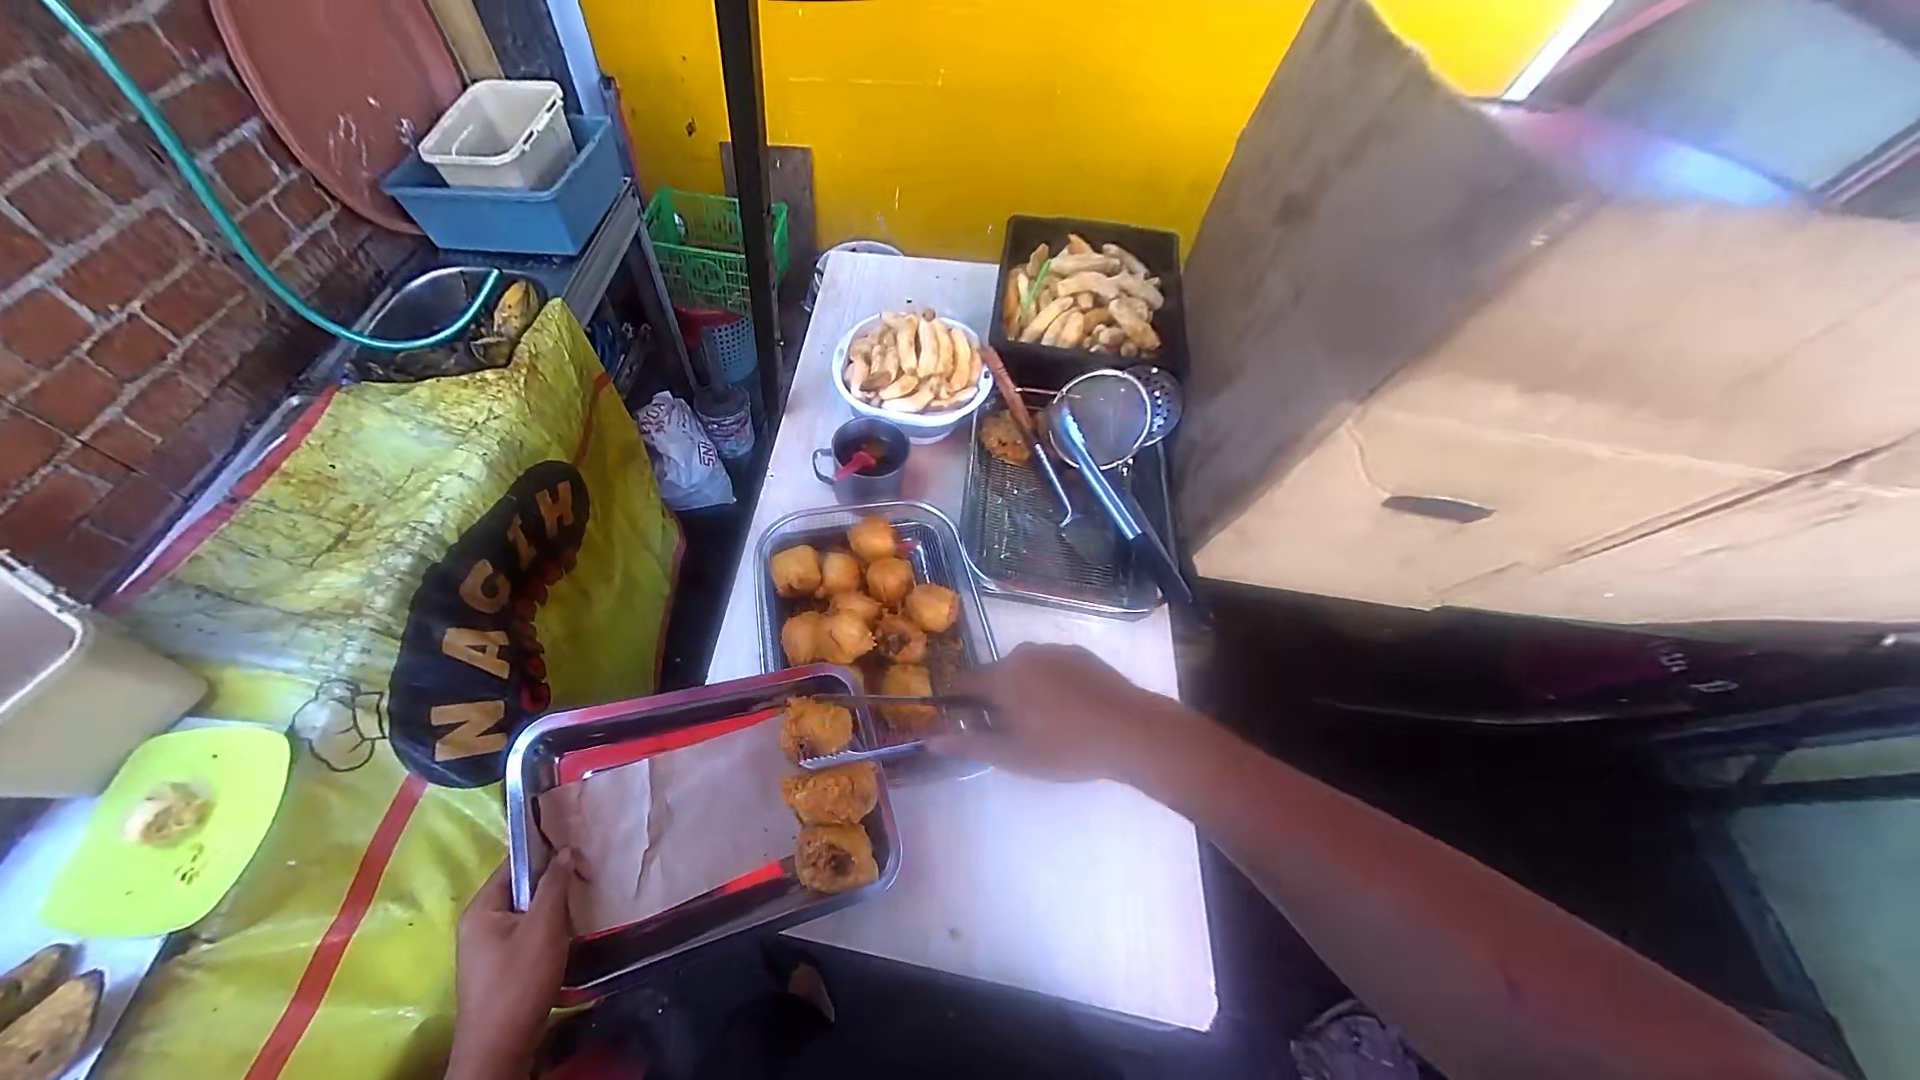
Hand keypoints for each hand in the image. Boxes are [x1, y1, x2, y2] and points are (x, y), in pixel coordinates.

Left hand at [446, 851, 575, 1079]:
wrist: (500, 1048)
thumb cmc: (520, 981)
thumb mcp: (544, 926)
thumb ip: (554, 885)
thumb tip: (565, 850)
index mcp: (480, 910)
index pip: (513, 864)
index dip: (543, 851)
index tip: (575, 841)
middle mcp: (478, 924)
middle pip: (520, 887)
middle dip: (552, 879)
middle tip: (585, 870)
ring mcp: (487, 946)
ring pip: (526, 909)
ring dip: (552, 904)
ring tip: (582, 895)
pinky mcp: (500, 964)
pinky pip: (526, 930)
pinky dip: (547, 924)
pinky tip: (569, 927)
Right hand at [933, 643, 1209, 784]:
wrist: (1132, 731)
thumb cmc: (1065, 748)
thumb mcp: (1013, 755)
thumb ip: (969, 744)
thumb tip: (931, 738)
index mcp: (1001, 675)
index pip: (961, 683)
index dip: (956, 705)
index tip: (966, 727)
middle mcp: (1022, 653)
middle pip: (993, 675)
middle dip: (992, 701)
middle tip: (1010, 735)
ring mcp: (1053, 650)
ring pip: (1023, 670)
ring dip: (1021, 691)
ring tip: (1043, 725)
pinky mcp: (1079, 654)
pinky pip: (1049, 667)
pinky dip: (1047, 684)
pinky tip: (1068, 710)